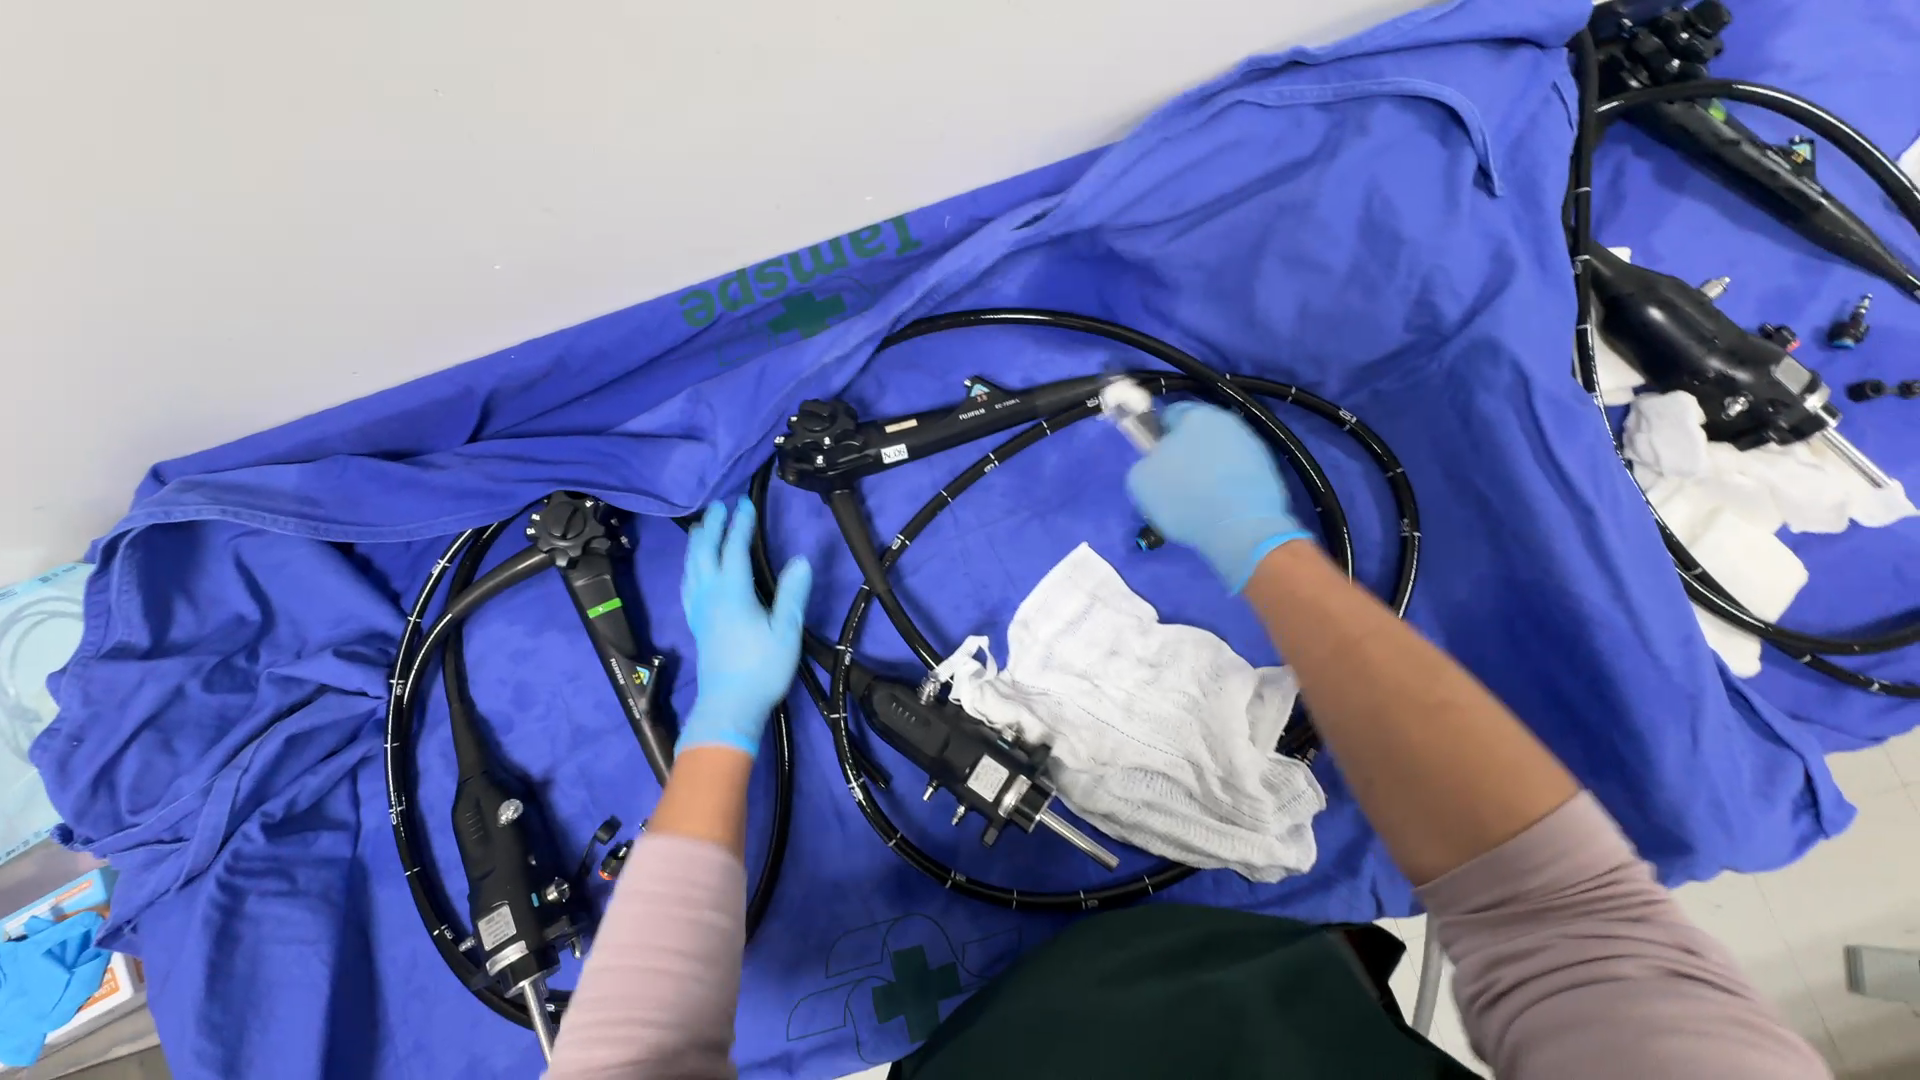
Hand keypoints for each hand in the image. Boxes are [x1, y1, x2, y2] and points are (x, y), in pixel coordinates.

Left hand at [678, 498, 811, 756]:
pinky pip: (688, 585)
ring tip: (701, 528)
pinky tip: (693, 570)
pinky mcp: (696, 624)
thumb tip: (801, 560)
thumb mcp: (785, 631)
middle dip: (713, 527)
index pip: (734, 550)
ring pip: (692, 568)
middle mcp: (710, 595)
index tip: (745, 503)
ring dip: (697, 544)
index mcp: (732, 593)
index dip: (740, 525)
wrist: (729, 706)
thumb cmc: (761, 668)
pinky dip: (690, 568)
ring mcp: (699, 610)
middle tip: (719, 506)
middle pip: (706, 553)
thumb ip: (792, 594)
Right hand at [1124, 401, 1311, 591]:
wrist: (1239, 528)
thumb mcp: (1140, 480)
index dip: (1158, 437)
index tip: (1154, 461)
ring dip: (1208, 471)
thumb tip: (1156, 463)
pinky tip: (1219, 508)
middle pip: (1197, 435)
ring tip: (1198, 502)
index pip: (1169, 415)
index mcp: (1195, 415)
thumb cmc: (1184, 497)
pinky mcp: (1268, 471)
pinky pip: (1237, 475)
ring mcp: (1252, 445)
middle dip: (1185, 454)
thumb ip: (1145, 462)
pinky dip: (1227, 487)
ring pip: (1218, 455)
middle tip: (1173, 484)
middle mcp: (1228, 422)